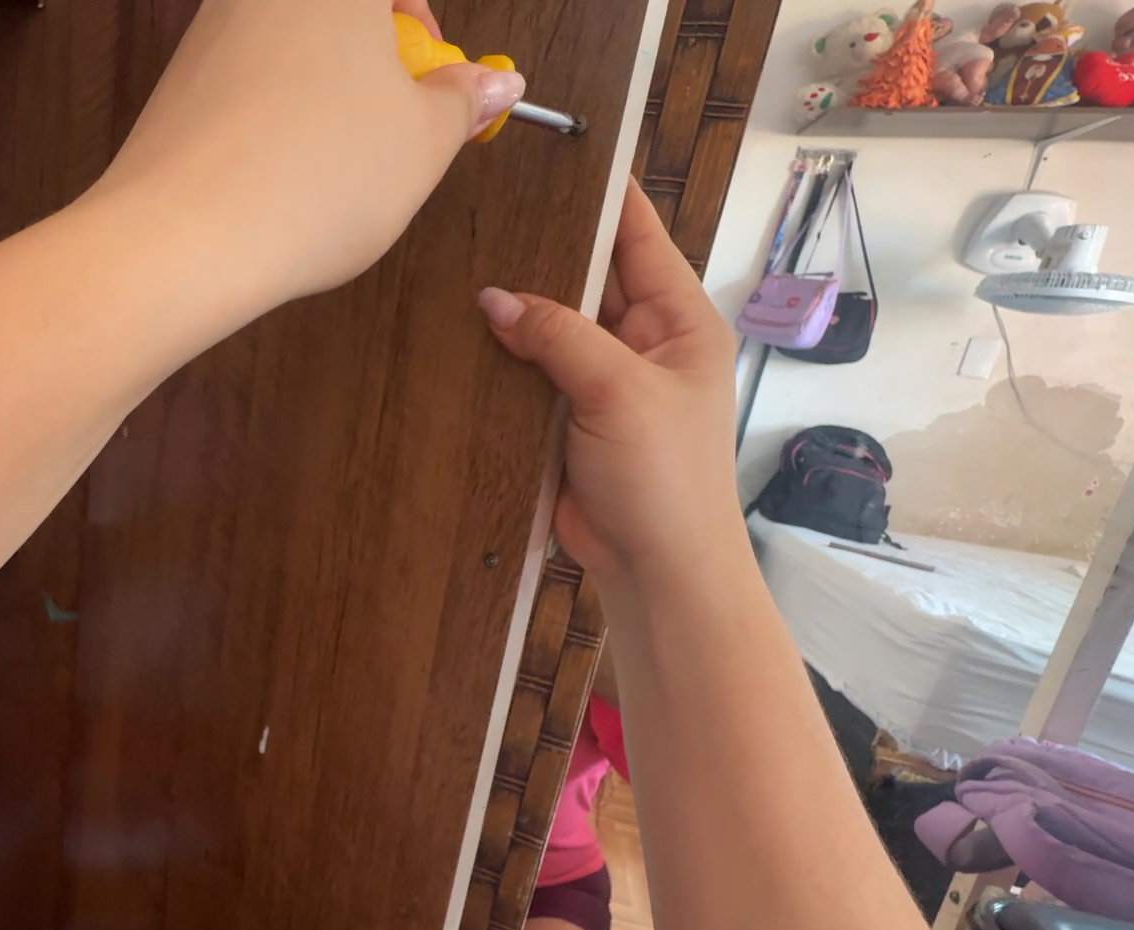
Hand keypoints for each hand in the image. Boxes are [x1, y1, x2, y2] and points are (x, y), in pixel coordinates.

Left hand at [91, 0, 526, 302]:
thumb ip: (460, 104)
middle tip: (385, 122)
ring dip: (324, 90)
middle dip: (371, 57)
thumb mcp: (420, 147)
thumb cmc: (324, 179)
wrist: (188, 238)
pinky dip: (275, 117)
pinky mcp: (177, 82)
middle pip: (337, 15)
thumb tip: (495, 83)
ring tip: (330, 164)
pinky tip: (277, 178)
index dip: (416, 26)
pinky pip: (245, 83)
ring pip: (289, 48)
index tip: (426, 70)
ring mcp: (210, 28)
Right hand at [478, 185, 743, 582]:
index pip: (638, 240)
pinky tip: (462, 341)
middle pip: (586, 284)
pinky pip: (530, 378)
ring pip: (550, 333)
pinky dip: (502, 363)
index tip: (557, 162)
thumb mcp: (618, 390)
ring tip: (458, 274)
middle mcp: (637, 344)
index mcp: (675, 321)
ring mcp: (597, 384)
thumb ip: (558, 336)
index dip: (604, 200)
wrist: (652, 563)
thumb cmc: (662, 473)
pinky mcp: (563, 420)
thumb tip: (492, 298)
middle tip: (481, 223)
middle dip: (540, 259)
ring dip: (514, 315)